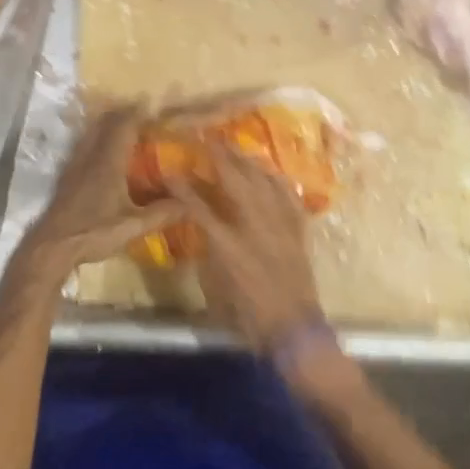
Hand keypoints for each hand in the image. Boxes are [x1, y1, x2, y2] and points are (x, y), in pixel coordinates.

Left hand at [9, 104, 173, 283]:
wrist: (53, 244)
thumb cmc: (94, 232)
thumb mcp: (133, 226)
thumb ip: (162, 213)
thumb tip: (191, 204)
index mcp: (107, 162)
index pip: (123, 125)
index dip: (137, 112)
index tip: (153, 106)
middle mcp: (89, 156)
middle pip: (104, 123)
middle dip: (122, 114)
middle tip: (142, 115)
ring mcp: (74, 164)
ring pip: (91, 132)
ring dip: (107, 125)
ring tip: (125, 129)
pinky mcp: (66, 175)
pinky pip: (83, 145)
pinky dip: (96, 140)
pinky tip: (104, 155)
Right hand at [162, 143, 323, 350]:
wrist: (295, 331)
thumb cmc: (249, 315)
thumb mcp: (217, 286)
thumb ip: (209, 251)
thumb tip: (202, 226)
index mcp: (229, 245)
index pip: (200, 207)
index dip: (183, 187)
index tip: (170, 169)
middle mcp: (256, 229)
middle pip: (237, 182)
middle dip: (220, 157)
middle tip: (206, 137)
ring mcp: (281, 228)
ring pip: (265, 183)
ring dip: (249, 162)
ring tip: (235, 146)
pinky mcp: (299, 233)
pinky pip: (288, 197)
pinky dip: (278, 181)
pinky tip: (271, 172)